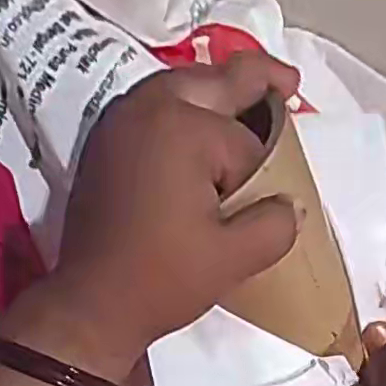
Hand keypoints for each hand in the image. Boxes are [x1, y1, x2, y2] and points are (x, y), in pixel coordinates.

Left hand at [37, 52, 304, 368]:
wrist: (94, 305)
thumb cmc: (162, 281)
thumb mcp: (231, 261)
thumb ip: (274, 227)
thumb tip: (292, 206)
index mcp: (182, 129)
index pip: (246, 144)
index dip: (262, 179)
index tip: (264, 209)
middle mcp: (148, 109)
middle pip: (215, 83)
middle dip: (255, 80)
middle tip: (288, 83)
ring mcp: (120, 122)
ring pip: (181, 87)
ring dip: (216, 90)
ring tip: (247, 98)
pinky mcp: (105, 143)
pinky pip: (153, 108)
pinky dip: (183, 110)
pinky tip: (199, 129)